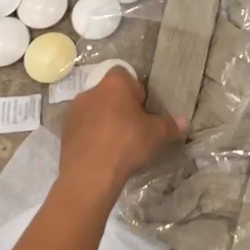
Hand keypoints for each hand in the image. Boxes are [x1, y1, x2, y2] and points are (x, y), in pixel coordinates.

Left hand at [57, 67, 186, 201]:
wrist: (89, 176)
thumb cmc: (126, 144)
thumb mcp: (156, 135)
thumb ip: (170, 125)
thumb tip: (185, 122)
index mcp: (114, 84)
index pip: (124, 74)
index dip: (135, 89)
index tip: (142, 109)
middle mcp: (91, 92)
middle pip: (109, 92)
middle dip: (119, 106)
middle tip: (132, 127)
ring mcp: (74, 112)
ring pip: (94, 110)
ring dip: (104, 120)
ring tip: (116, 143)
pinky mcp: (64, 133)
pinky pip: (83, 127)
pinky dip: (91, 135)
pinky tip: (101, 153)